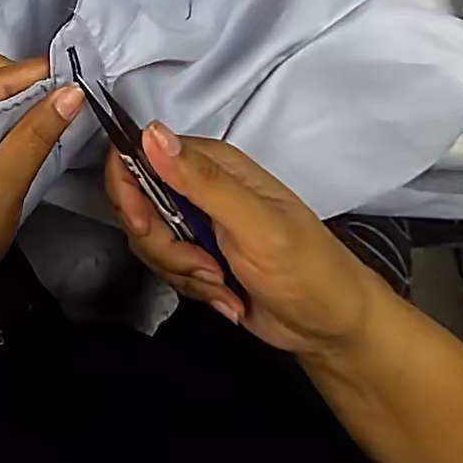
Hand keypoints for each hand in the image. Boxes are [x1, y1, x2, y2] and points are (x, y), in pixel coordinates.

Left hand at [0, 54, 83, 305]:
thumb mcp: (5, 181)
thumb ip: (38, 132)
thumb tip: (72, 92)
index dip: (37, 75)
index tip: (78, 76)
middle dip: (31, 84)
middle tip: (72, 96)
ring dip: (26, 102)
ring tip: (63, 109)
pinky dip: (18, 119)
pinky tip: (42, 127)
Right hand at [104, 123, 386, 358]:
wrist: (335, 330)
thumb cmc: (308, 270)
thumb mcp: (256, 224)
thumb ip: (202, 180)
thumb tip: (150, 133)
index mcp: (208, 162)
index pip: (137, 155)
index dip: (128, 189)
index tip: (145, 226)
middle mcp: (194, 184)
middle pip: (135, 202)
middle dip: (161, 244)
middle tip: (203, 265)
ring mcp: (191, 218)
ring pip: (145, 238)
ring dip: (179, 270)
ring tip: (222, 283)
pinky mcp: (192, 250)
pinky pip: (161, 263)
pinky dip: (188, 284)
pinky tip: (225, 293)